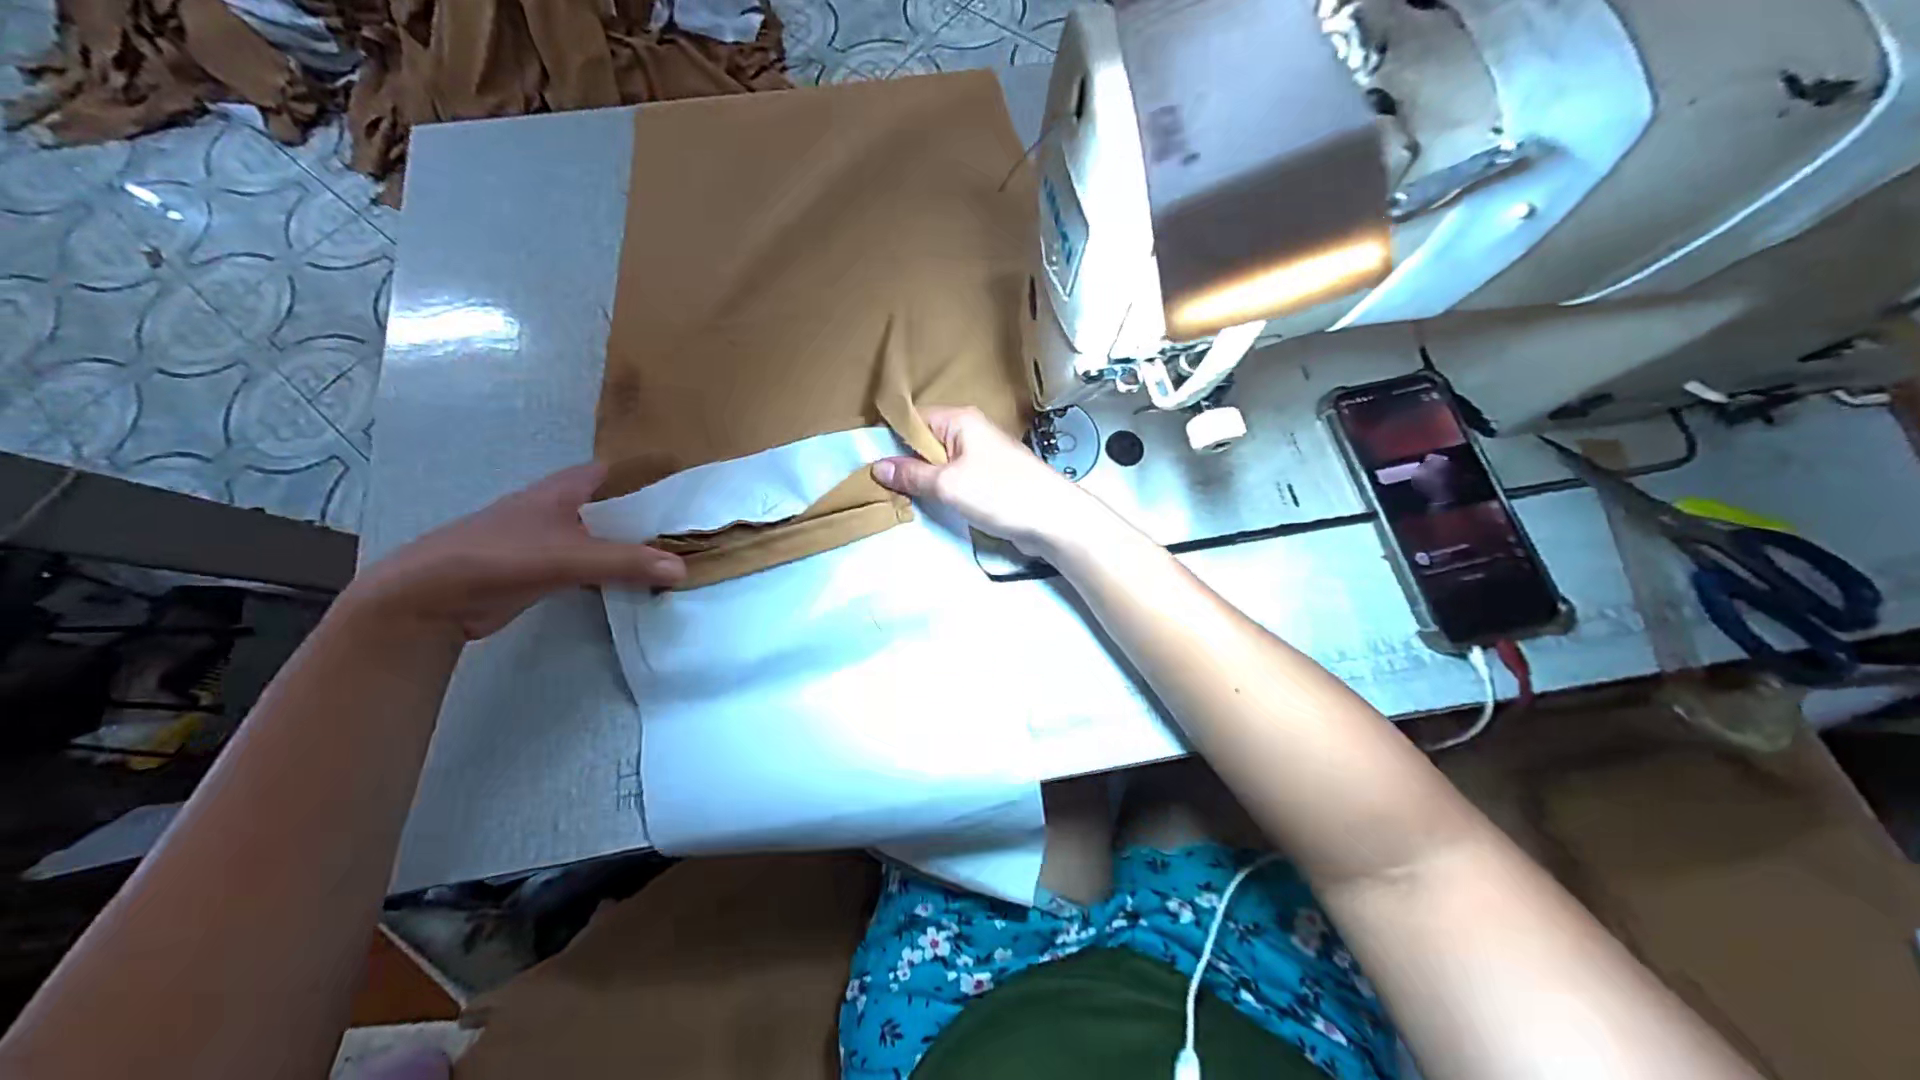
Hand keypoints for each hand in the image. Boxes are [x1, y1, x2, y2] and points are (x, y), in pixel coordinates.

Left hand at [343, 463, 685, 641]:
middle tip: (683, 526)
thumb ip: (626, 562)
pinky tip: (630, 581)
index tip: (677, 485)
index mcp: (559, 491)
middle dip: (640, 513)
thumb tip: (682, 569)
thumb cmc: (498, 557)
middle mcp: (553, 510)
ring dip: (624, 544)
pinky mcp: (536, 572)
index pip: (608, 472)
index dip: (640, 474)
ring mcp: (543, 542)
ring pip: (596, 536)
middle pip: (606, 505)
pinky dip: (607, 570)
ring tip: (666, 554)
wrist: (428, 597)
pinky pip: (585, 565)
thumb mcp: (569, 556)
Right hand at [871, 406, 1106, 556]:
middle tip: (878, 486)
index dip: (888, 439)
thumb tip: (877, 467)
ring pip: (937, 463)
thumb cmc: (1000, 493)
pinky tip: (925, 505)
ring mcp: (979, 456)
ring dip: (920, 480)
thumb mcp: (948, 484)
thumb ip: (911, 475)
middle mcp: (968, 431)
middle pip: (923, 441)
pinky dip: (938, 490)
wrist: (1053, 519)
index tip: (867, 463)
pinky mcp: (986, 479)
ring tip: (897, 497)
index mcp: (958, 420)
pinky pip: (952, 479)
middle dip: (902, 462)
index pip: (912, 419)